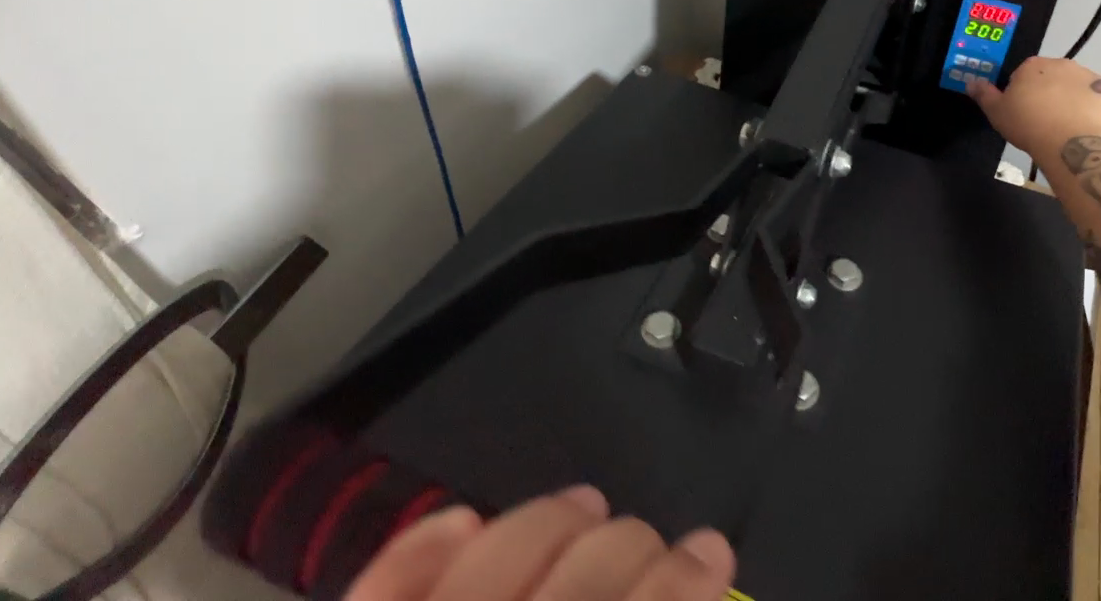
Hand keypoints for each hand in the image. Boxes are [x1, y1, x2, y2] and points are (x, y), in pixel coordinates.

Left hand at [346, 486, 735, 600]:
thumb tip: (695, 592)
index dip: (685, 584)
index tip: (714, 554)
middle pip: (580, 587)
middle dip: (636, 552)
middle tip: (665, 543)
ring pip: (494, 568)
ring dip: (550, 525)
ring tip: (589, 508)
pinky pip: (385, 590)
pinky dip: (420, 552)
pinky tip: (465, 521)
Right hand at [966, 56, 1100, 162]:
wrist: (1071, 144)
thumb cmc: (1029, 126)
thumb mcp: (997, 113)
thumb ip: (984, 95)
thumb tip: (971, 82)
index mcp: (1033, 65)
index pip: (1024, 74)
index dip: (1022, 93)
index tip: (1023, 112)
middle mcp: (1062, 63)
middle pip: (1052, 77)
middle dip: (1049, 93)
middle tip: (1043, 119)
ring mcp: (1089, 76)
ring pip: (1076, 86)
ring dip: (1071, 98)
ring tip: (1066, 125)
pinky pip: (1099, 96)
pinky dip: (1093, 107)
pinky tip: (1086, 125)